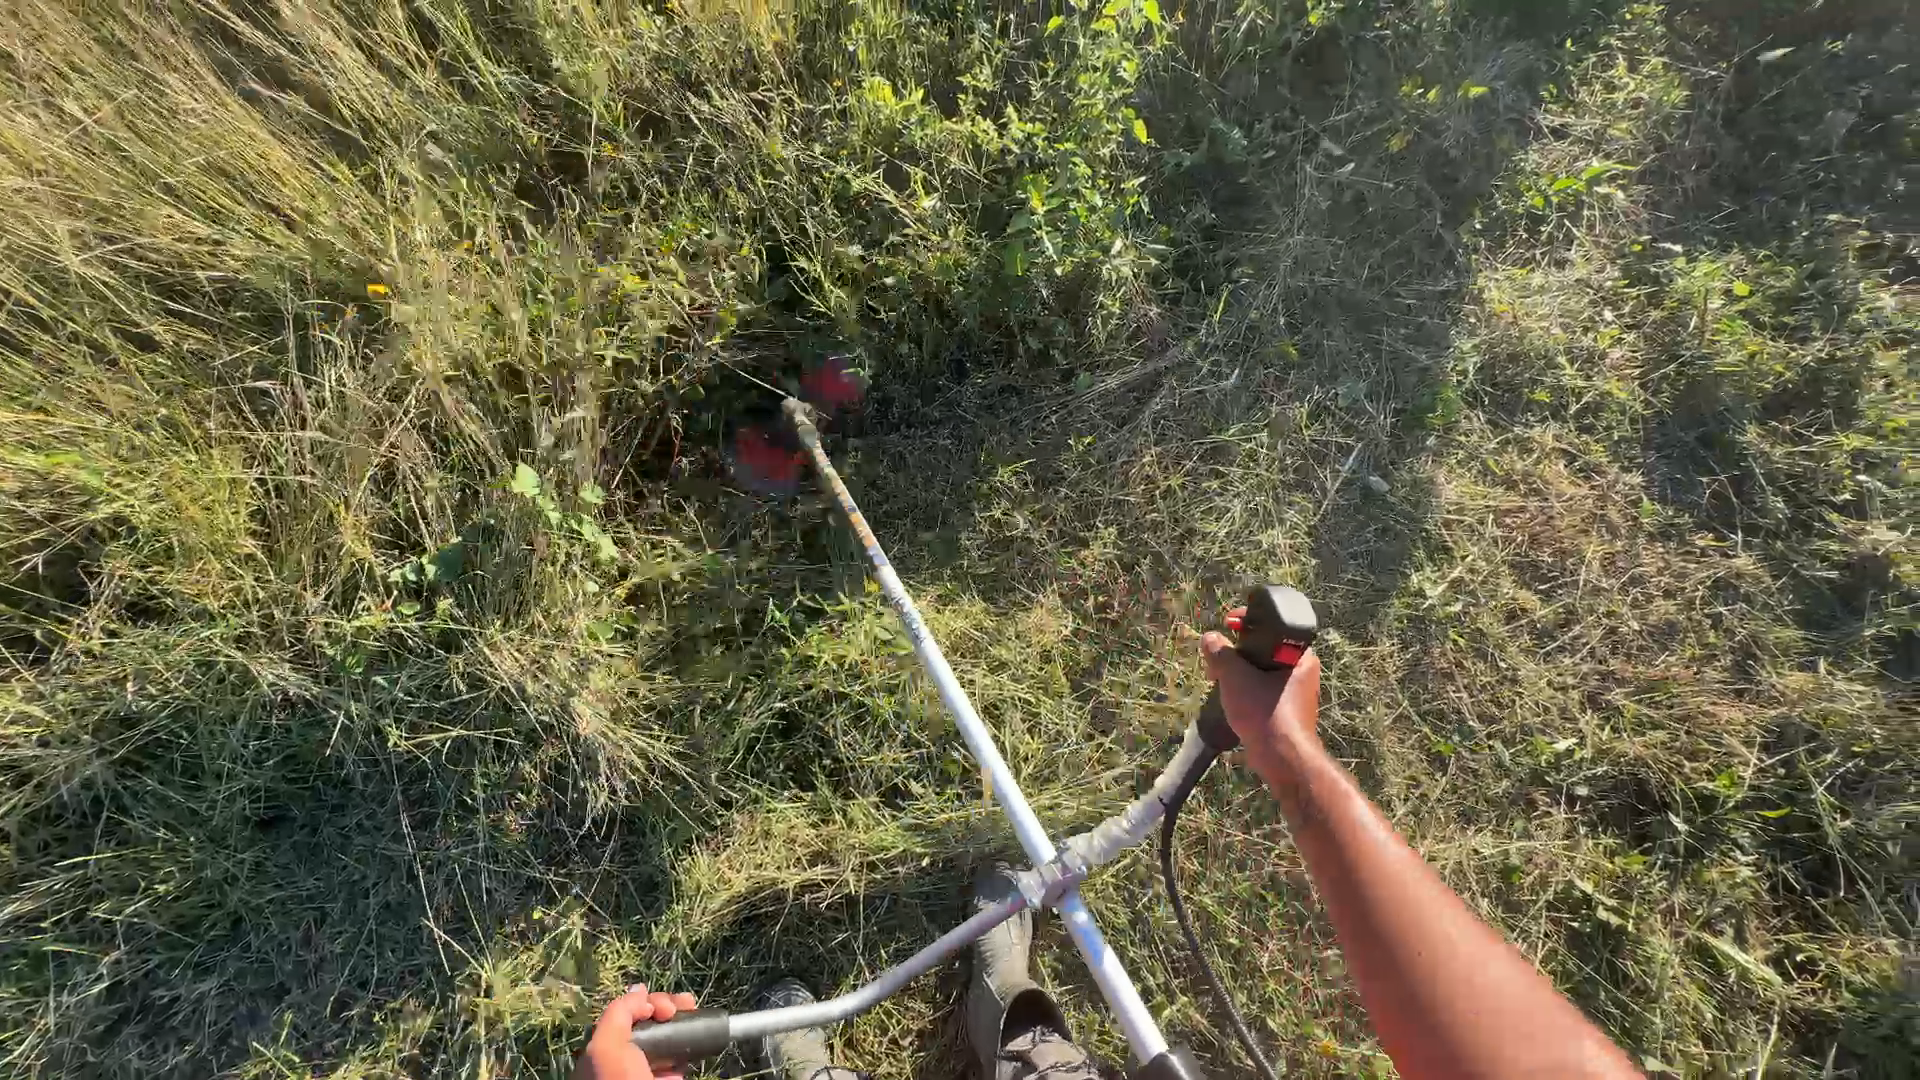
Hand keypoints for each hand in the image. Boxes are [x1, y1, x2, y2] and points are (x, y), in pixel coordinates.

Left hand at [573, 984, 698, 1079]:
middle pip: (648, 1018)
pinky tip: (696, 1030)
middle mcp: (626, 1056)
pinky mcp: (669, 1078)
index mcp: (604, 1049)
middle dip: (666, 1004)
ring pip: (666, 1030)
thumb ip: (618, 1013)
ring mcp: (648, 1068)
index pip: (627, 1012)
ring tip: (692, 1010)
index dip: (645, 1001)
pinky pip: (680, 1051)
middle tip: (680, 1007)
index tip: (660, 1007)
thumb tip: (640, 990)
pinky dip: (690, 1037)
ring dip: (681, 1015)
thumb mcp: (605, 1048)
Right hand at [1200, 617, 1321, 788]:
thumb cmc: (1263, 710)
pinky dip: (1245, 691)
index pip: (1273, 628)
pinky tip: (1230, 699)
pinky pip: (1262, 691)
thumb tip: (1209, 638)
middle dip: (1237, 653)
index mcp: (1301, 656)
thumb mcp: (1234, 674)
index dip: (1248, 623)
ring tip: (1219, 680)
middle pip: (1263, 650)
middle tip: (1219, 660)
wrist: (1281, 756)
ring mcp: (1296, 693)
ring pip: (1261, 672)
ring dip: (1238, 674)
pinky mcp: (1287, 711)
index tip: (1229, 625)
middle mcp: (1303, 672)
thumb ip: (1219, 652)